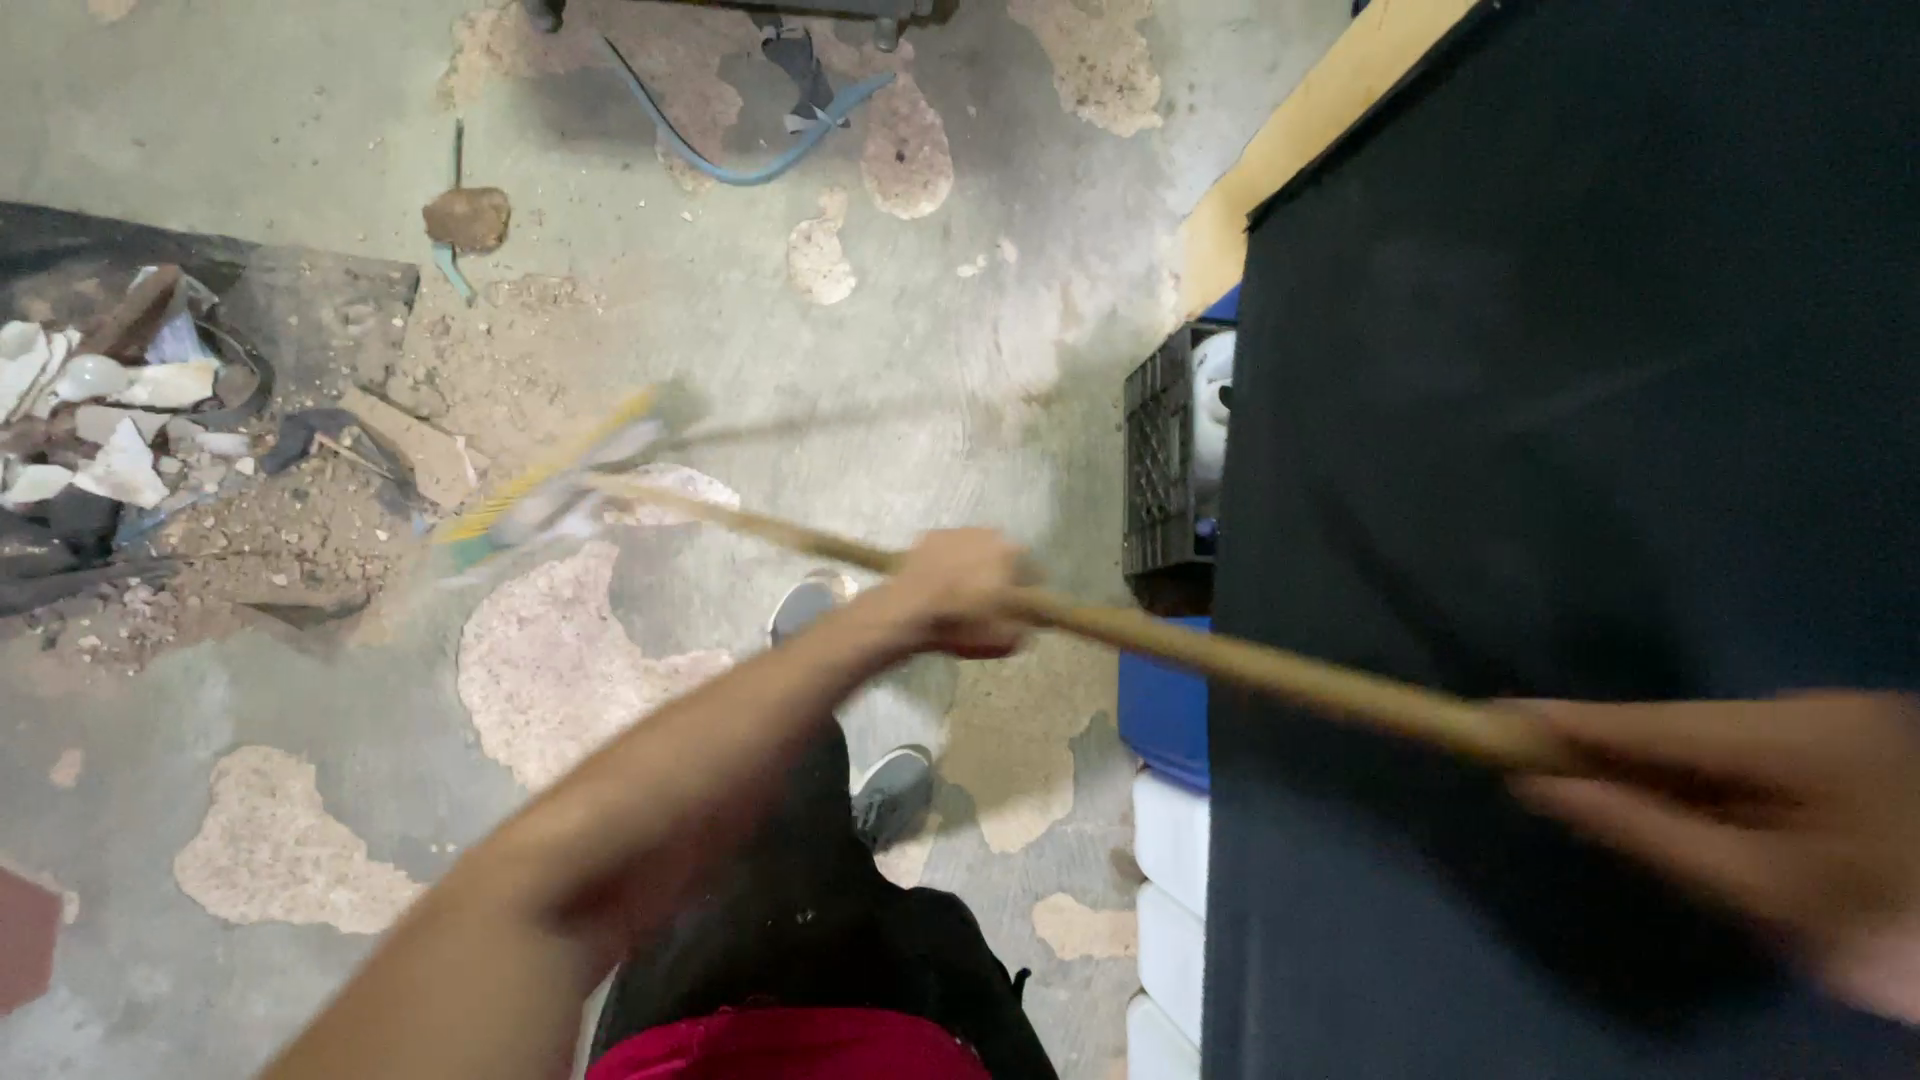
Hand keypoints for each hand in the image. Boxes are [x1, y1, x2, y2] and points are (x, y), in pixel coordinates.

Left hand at [867, 528, 1030, 658]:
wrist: (908, 610)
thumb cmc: (961, 623)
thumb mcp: (1003, 639)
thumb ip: (1024, 630)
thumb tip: (1027, 626)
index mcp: (1013, 555)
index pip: (1034, 571)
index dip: (1028, 590)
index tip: (1020, 605)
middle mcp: (989, 534)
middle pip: (1005, 555)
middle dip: (1001, 573)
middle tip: (990, 597)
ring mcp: (958, 531)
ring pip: (976, 548)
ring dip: (975, 563)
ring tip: (962, 589)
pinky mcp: (930, 535)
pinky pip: (949, 548)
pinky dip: (949, 561)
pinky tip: (941, 580)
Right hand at [1510, 692, 1919, 1021]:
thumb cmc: (1892, 929)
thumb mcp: (1760, 894)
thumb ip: (1640, 831)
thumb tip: (1536, 785)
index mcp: (1797, 739)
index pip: (1644, 723)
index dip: (1559, 720)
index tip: (1485, 714)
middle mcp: (1813, 710)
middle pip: (1673, 727)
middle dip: (1608, 752)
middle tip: (1536, 770)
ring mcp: (1835, 723)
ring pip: (1702, 740)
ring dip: (1651, 769)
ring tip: (1611, 799)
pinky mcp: (1845, 743)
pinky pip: (1735, 753)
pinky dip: (1695, 778)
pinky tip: (1688, 809)